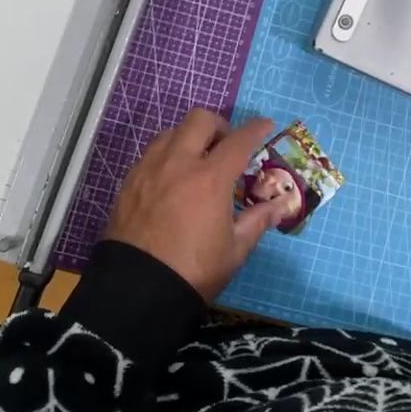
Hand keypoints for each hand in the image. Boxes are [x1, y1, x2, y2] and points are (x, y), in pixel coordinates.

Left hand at [105, 109, 288, 300]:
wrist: (137, 291)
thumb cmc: (194, 271)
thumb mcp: (235, 250)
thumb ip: (258, 220)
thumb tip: (280, 205)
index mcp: (210, 178)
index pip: (239, 141)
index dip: (255, 129)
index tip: (265, 124)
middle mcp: (179, 163)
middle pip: (200, 120)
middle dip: (219, 126)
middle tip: (226, 146)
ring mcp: (149, 169)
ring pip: (171, 132)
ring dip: (190, 137)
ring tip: (197, 160)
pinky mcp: (129, 181)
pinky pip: (151, 153)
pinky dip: (167, 154)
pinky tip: (172, 178)